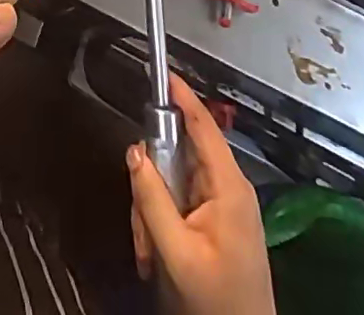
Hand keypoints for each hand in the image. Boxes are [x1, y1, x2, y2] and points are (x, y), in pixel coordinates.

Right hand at [128, 76, 274, 314]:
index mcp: (229, 187)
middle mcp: (228, 187)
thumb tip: (134, 151)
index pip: (203, 126)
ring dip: (152, 210)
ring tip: (152, 250)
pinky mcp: (214, 217)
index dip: (183, 96)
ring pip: (171, 178)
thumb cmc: (217, 300)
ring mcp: (222, 203)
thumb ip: (152, 198)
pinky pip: (176, 199)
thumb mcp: (176, 252)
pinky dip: (159, 220)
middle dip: (151, 183)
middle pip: (177, 154)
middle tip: (144, 225)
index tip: (163, 72)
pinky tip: (157, 251)